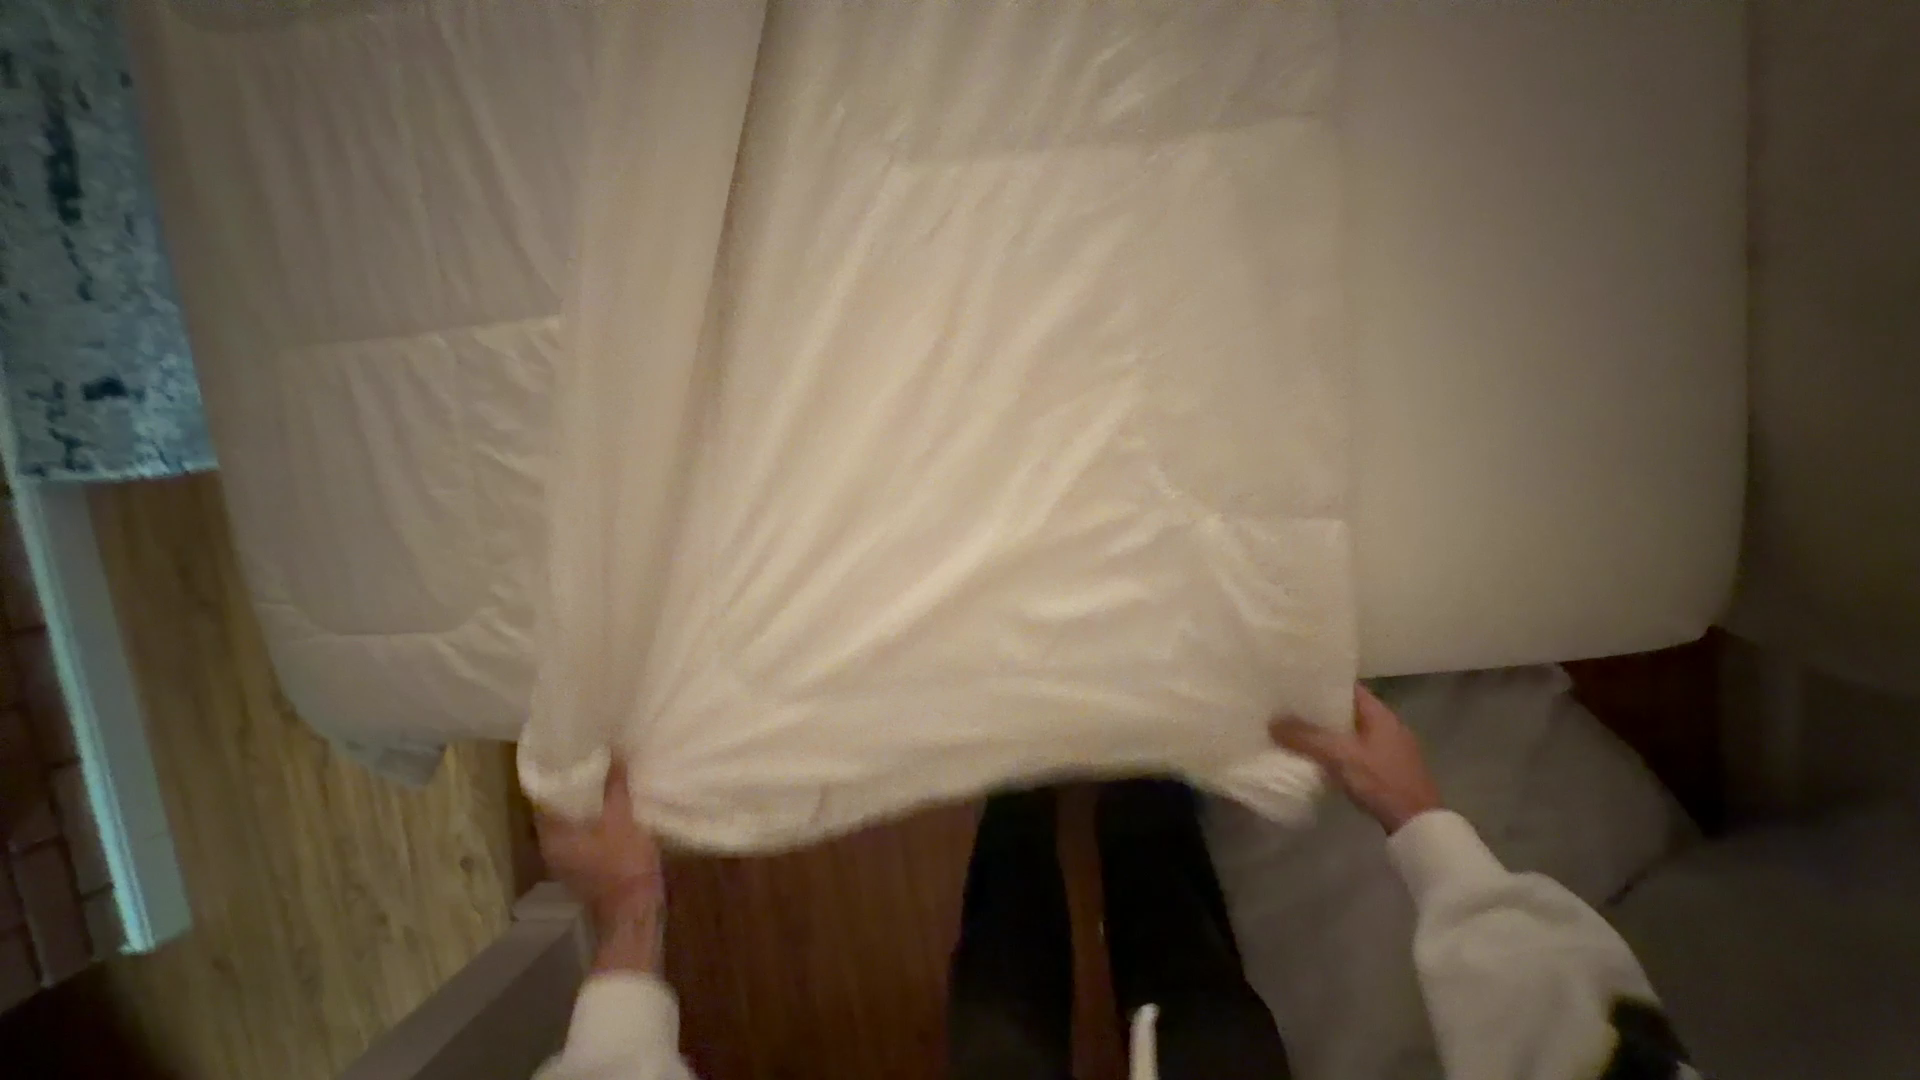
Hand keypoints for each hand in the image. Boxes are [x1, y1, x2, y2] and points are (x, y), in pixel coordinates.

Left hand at [535, 765, 666, 974]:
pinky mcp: (582, 867)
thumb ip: (615, 786)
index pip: (542, 797)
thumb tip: (614, 753)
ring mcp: (566, 861)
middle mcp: (551, 848)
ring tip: (603, 777)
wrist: (634, 909)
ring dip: (583, 803)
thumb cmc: (624, 862)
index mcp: (552, 836)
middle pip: (555, 810)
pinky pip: (581, 834)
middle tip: (591, 759)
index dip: (554, 773)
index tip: (570, 751)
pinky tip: (611, 806)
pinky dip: (591, 819)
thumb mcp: (623, 818)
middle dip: (572, 786)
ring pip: (569, 823)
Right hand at [1270, 684, 1443, 833]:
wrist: (1416, 824)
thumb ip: (1305, 737)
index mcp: (1380, 714)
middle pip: (1347, 709)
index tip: (1294, 682)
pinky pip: (1354, 750)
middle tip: (1287, 706)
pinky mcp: (1387, 769)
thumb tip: (1271, 722)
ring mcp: (1389, 748)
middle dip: (1319, 708)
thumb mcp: (1339, 756)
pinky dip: (1335, 749)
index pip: (1348, 687)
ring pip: (1349, 731)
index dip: (1322, 682)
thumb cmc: (1380, 780)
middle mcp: (1387, 725)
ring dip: (1326, 731)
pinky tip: (1316, 756)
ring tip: (1294, 729)